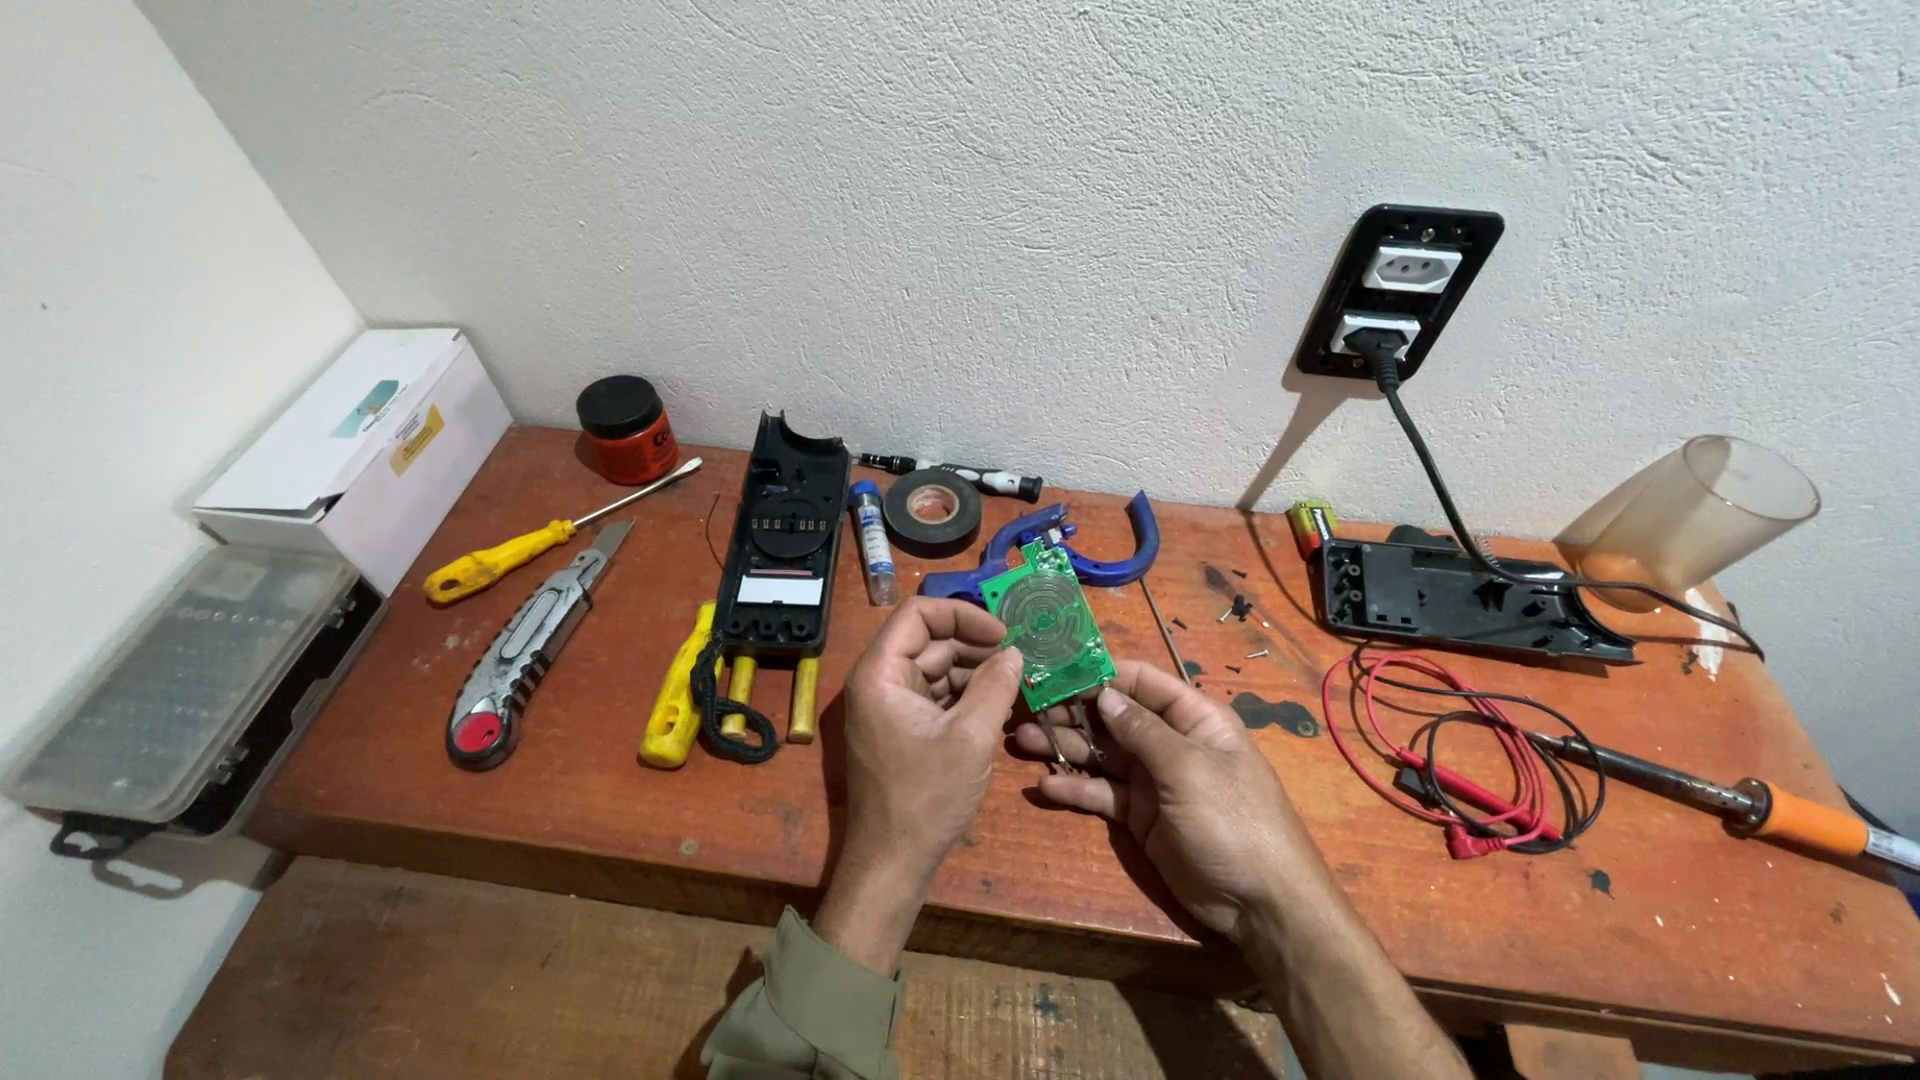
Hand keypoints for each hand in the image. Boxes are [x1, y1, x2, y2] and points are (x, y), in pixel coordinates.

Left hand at [814, 598, 1023, 972]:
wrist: (893, 862)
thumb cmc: (926, 798)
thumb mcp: (970, 738)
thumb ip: (995, 686)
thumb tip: (1015, 653)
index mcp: (880, 673)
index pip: (919, 614)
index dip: (963, 615)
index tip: (1003, 634)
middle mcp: (880, 681)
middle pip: (930, 640)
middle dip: (976, 646)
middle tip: (1022, 657)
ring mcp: (891, 705)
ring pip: (938, 668)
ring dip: (977, 671)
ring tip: (1020, 681)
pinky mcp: (905, 727)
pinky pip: (938, 695)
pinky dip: (968, 695)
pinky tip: (1003, 703)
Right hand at [1015, 660, 1324, 942]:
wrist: (1261, 902)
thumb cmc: (1233, 820)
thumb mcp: (1189, 768)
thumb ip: (1142, 730)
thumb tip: (1105, 693)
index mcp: (1193, 718)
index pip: (1141, 681)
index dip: (1100, 674)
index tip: (1057, 672)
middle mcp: (1170, 742)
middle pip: (1113, 716)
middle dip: (1072, 711)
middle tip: (1027, 710)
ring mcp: (1153, 780)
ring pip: (1102, 754)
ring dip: (1065, 746)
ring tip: (1021, 742)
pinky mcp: (1140, 816)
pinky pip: (1102, 793)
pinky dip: (1075, 788)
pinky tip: (1045, 785)